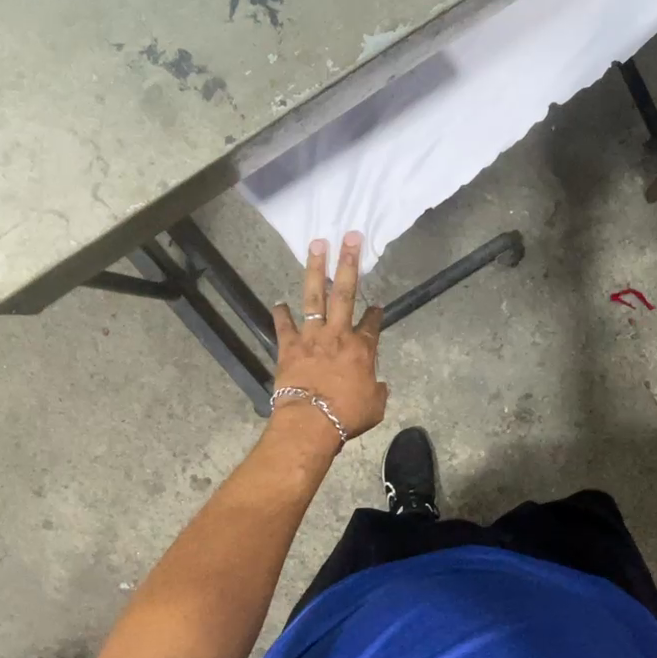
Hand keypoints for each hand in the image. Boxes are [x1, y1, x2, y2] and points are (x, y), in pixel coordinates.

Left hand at [271, 232, 387, 438]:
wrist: (311, 421)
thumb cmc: (347, 416)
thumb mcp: (375, 407)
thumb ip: (377, 390)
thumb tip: (378, 385)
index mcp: (362, 350)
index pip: (372, 324)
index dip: (376, 314)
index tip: (377, 306)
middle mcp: (338, 335)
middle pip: (345, 292)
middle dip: (349, 263)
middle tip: (350, 237)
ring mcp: (311, 338)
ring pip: (315, 298)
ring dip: (315, 270)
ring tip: (317, 245)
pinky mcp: (288, 347)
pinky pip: (284, 326)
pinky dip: (280, 314)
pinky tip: (279, 303)